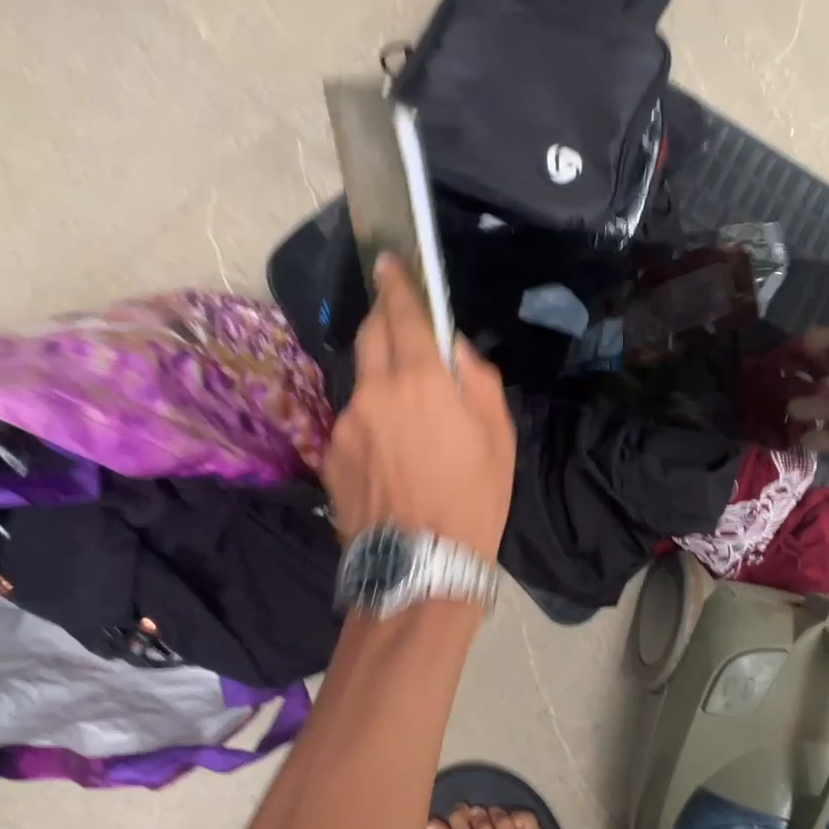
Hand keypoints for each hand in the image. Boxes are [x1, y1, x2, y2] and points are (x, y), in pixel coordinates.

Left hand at [326, 254, 515, 559]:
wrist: (421, 567)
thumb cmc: (474, 500)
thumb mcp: (499, 436)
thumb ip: (477, 379)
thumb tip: (452, 349)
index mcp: (422, 381)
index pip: (402, 315)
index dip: (397, 284)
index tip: (388, 261)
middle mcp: (374, 392)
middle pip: (370, 336)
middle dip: (383, 321)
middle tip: (400, 325)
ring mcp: (344, 424)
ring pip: (361, 384)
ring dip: (381, 384)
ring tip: (407, 423)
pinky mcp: (329, 456)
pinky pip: (351, 423)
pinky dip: (369, 425)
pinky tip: (389, 459)